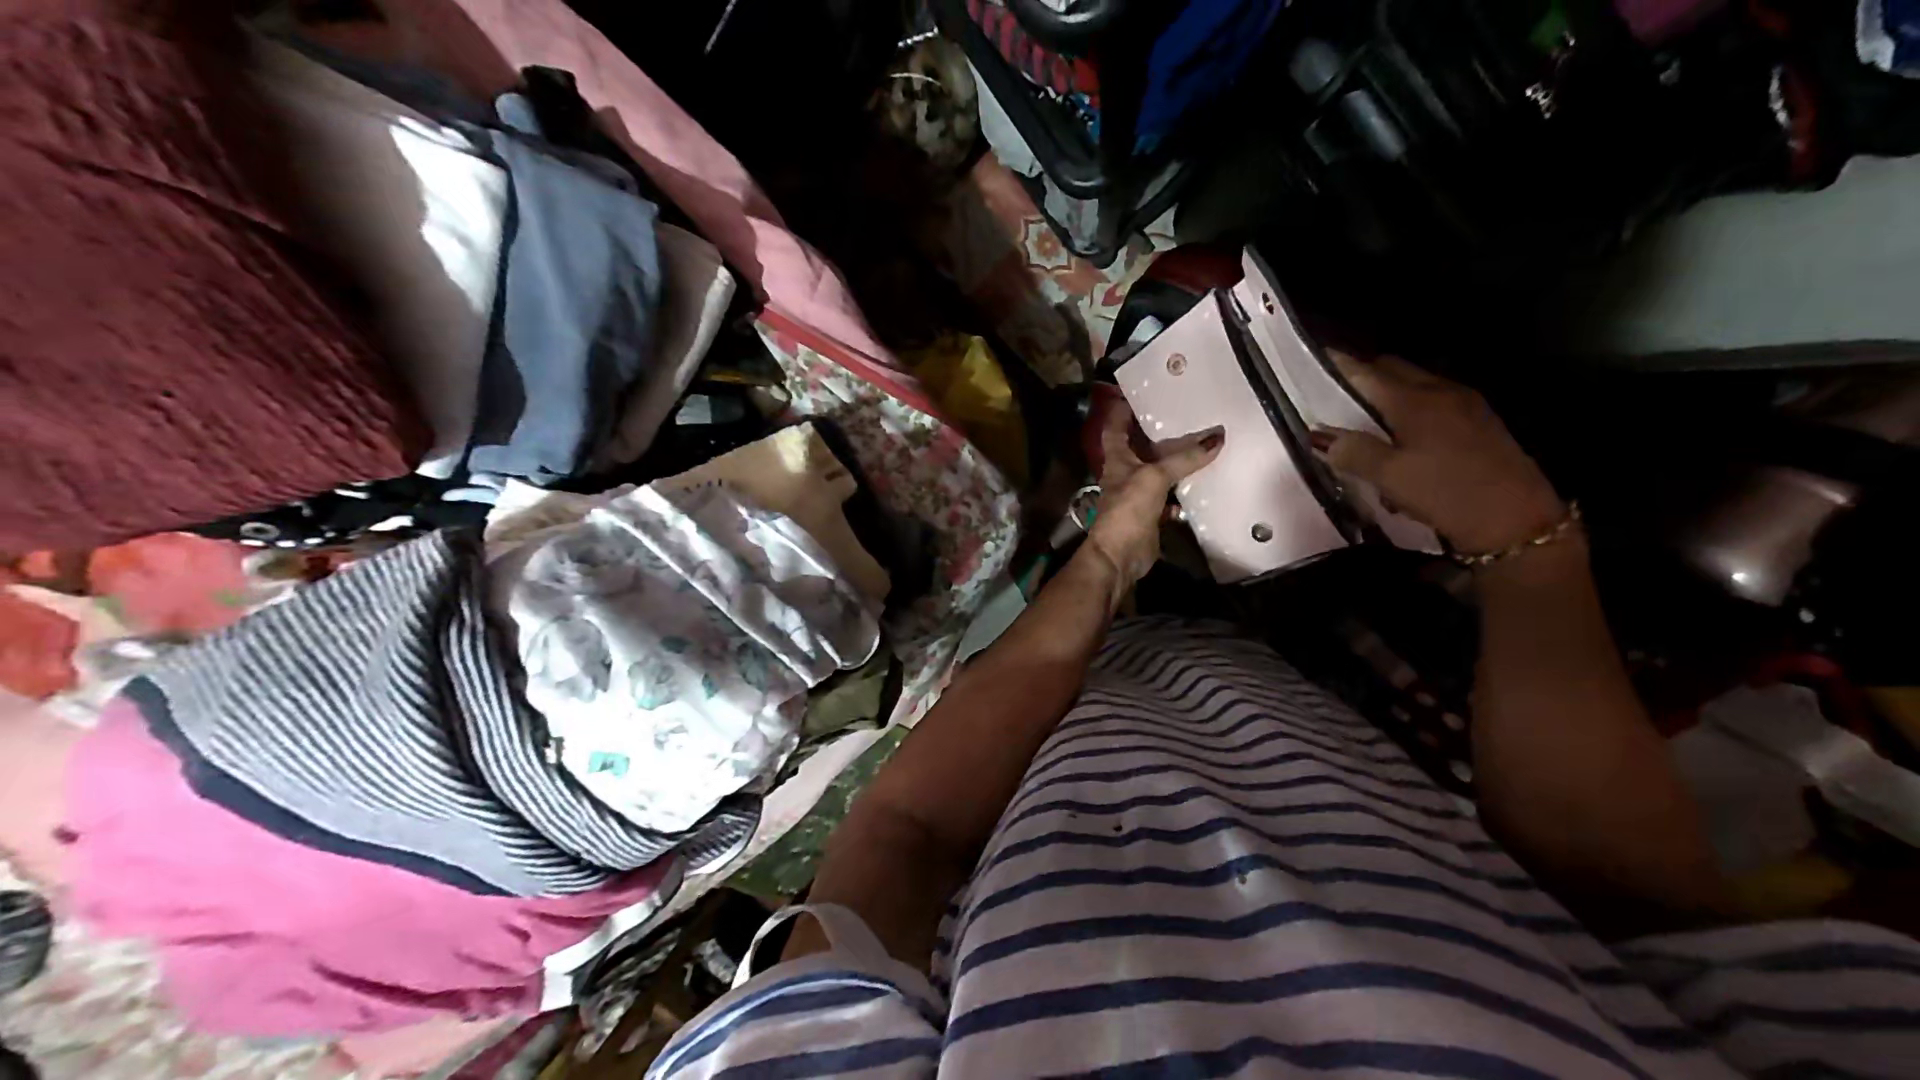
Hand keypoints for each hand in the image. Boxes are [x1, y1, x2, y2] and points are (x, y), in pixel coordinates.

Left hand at [1084, 403, 1222, 587]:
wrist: (1120, 555)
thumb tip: (1217, 437)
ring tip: (1202, 440)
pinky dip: (1184, 490)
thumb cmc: (1128, 509)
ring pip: (1159, 471)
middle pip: (1141, 446)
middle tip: (1185, 413)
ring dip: (1176, 460)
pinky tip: (1203, 480)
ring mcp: (1137, 494)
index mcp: (1116, 458)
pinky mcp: (1151, 513)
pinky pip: (1170, 496)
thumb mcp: (1154, 477)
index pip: (1115, 426)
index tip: (1141, 392)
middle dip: (1159, 432)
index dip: (1123, 409)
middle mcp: (1125, 472)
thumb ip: (1184, 458)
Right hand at [1316, 353, 1565, 555]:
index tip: (1315, 359)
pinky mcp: (1480, 422)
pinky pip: (1435, 401)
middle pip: (1393, 369)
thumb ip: (1353, 452)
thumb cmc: (1448, 494)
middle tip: (1333, 395)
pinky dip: (1410, 407)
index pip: (1366, 373)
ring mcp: (1466, 405)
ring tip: (1363, 418)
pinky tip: (1401, 437)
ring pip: (1416, 384)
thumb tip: (1322, 438)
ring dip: (1387, 393)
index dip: (1338, 365)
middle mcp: (1441, 392)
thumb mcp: (1391, 478)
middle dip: (1363, 376)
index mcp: (1415, 401)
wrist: (1518, 521)